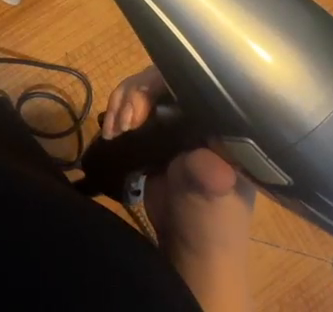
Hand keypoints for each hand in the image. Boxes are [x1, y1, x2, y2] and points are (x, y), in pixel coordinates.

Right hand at [105, 68, 253, 311]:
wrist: (189, 254)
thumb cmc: (212, 223)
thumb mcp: (213, 196)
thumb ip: (207, 173)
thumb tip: (206, 159)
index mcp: (222, 121)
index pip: (190, 78)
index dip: (158, 85)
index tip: (139, 112)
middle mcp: (199, 115)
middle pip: (160, 81)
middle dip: (133, 96)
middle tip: (120, 126)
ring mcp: (175, 125)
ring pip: (142, 93)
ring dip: (120, 106)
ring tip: (112, 132)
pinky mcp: (154, 137)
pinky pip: (131, 112)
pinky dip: (117, 116)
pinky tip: (111, 133)